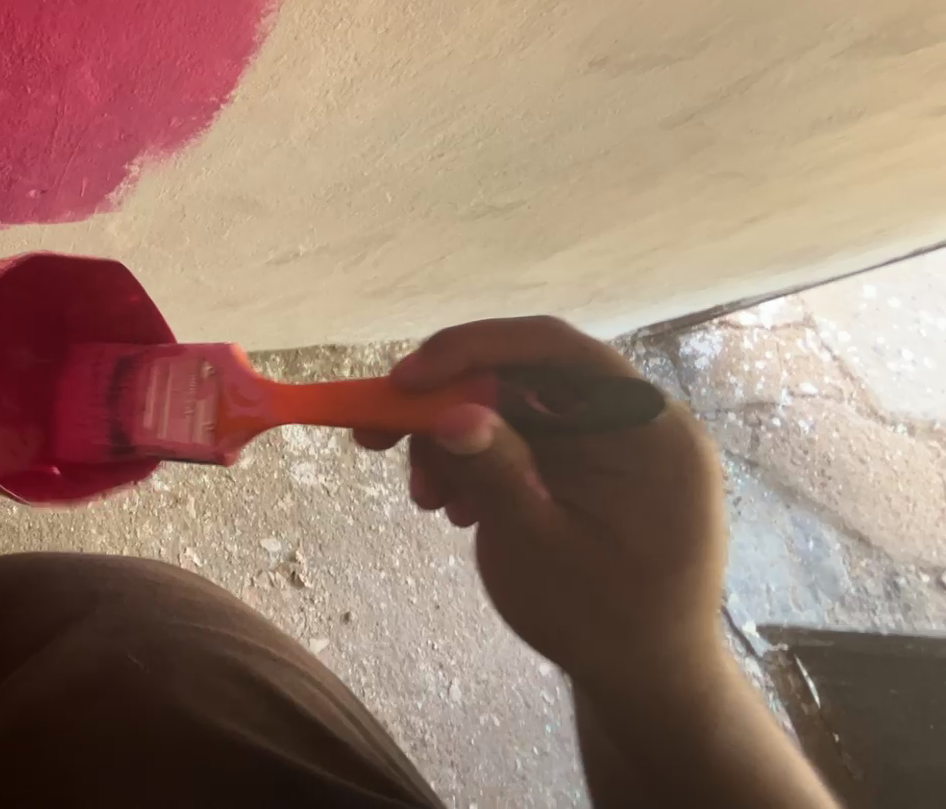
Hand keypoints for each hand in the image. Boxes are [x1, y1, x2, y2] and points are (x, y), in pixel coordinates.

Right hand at [356, 317, 727, 688]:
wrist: (637, 674)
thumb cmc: (601, 619)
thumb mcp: (538, 549)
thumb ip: (498, 475)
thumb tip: (450, 414)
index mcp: (647, 431)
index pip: (554, 349)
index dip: (472, 349)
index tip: (403, 382)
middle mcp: (625, 419)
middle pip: (513, 372)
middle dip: (438, 402)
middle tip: (376, 432)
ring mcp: (596, 437)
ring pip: (494, 402)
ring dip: (442, 440)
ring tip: (424, 497)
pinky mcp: (569, 457)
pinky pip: (499, 432)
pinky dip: (460, 458)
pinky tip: (449, 503)